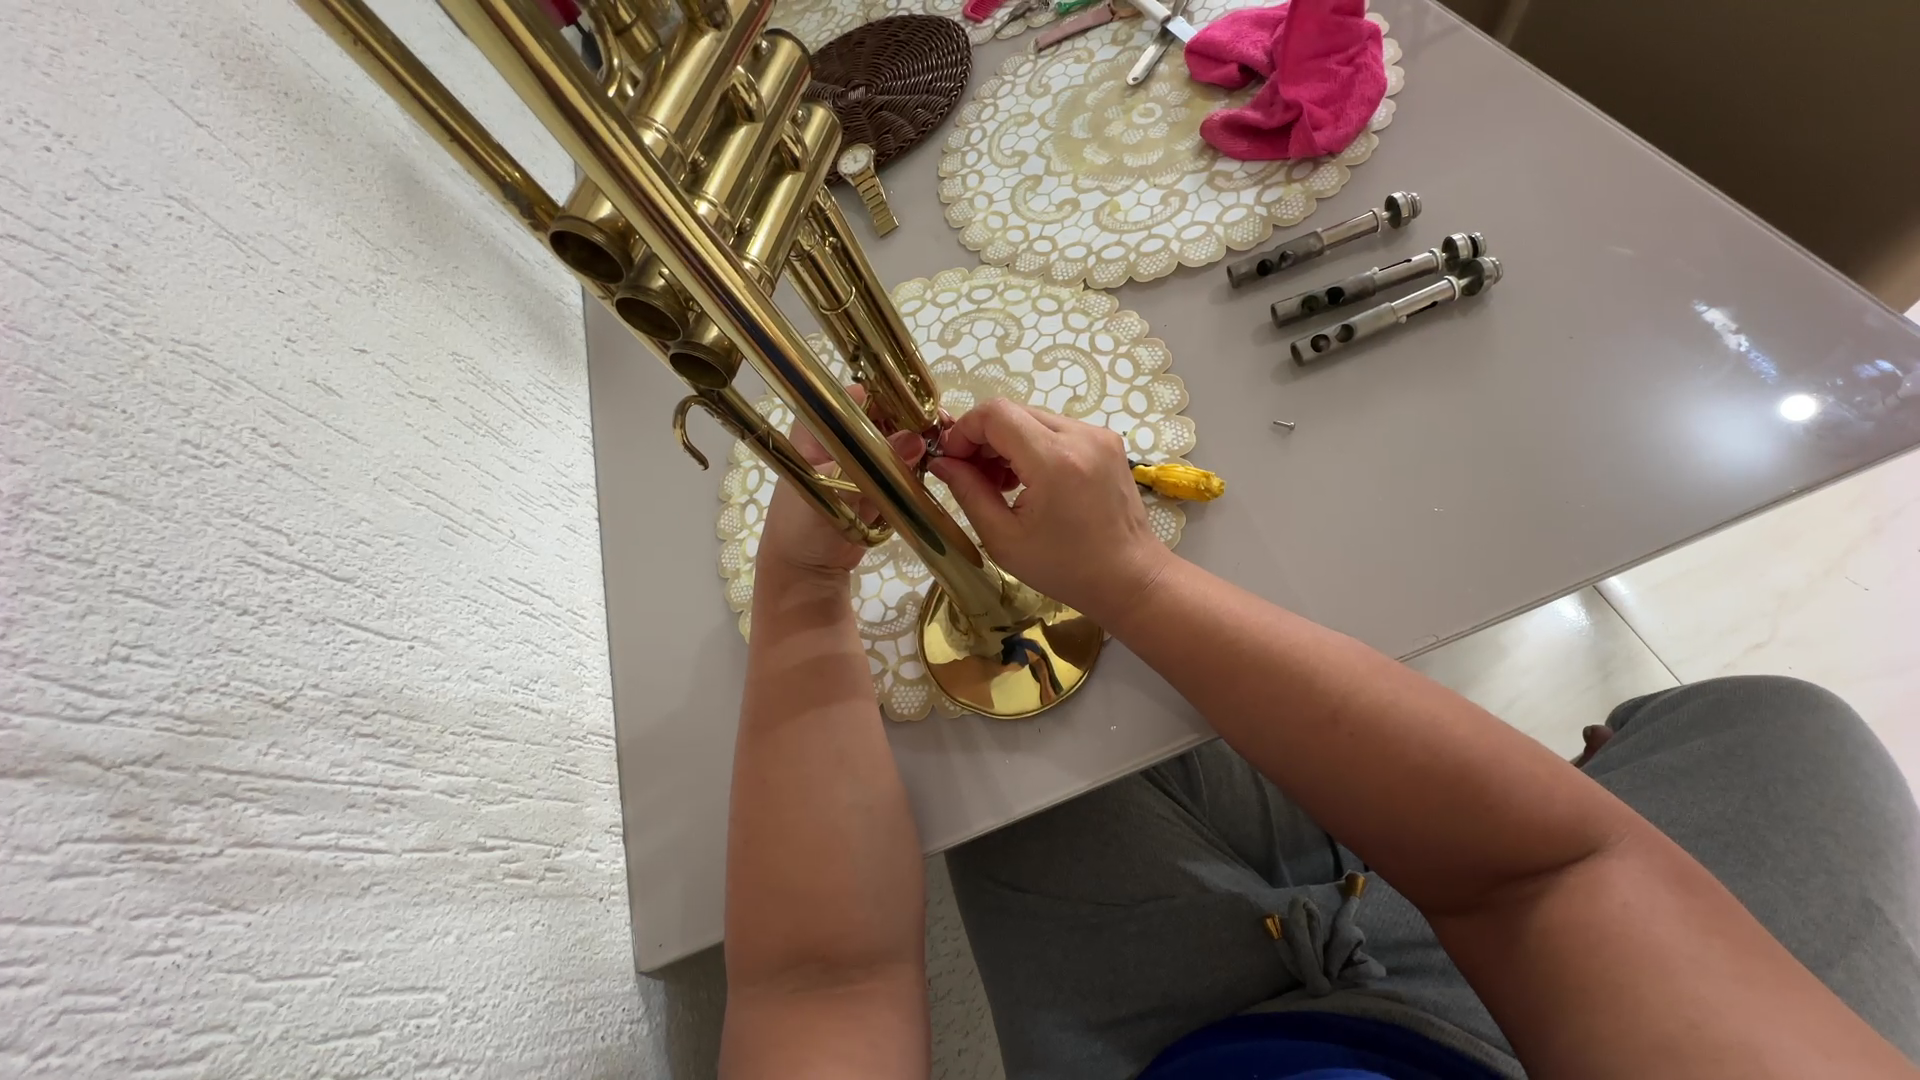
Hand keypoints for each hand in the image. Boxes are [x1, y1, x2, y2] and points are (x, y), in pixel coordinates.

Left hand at [759, 386, 924, 583]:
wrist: (806, 571)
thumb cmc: (802, 526)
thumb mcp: (837, 490)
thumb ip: (875, 466)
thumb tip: (916, 440)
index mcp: (818, 427)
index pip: (858, 396)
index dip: (889, 397)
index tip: (919, 407)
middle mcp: (840, 438)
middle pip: (883, 417)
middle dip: (910, 422)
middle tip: (939, 429)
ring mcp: (860, 462)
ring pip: (895, 443)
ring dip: (917, 446)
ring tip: (942, 448)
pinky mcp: (876, 486)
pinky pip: (900, 469)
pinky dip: (915, 470)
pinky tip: (933, 468)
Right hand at [929, 399, 1172, 620]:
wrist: (1130, 577)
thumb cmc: (1065, 568)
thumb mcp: (1004, 538)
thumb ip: (969, 492)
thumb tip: (942, 462)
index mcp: (1054, 460)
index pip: (995, 413)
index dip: (964, 429)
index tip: (952, 459)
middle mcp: (1080, 436)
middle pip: (1014, 412)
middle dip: (983, 438)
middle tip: (971, 475)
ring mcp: (1098, 435)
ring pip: (1034, 419)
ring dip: (1007, 442)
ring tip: (999, 484)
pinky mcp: (1107, 442)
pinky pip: (1057, 430)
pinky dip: (1033, 446)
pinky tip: (1028, 481)